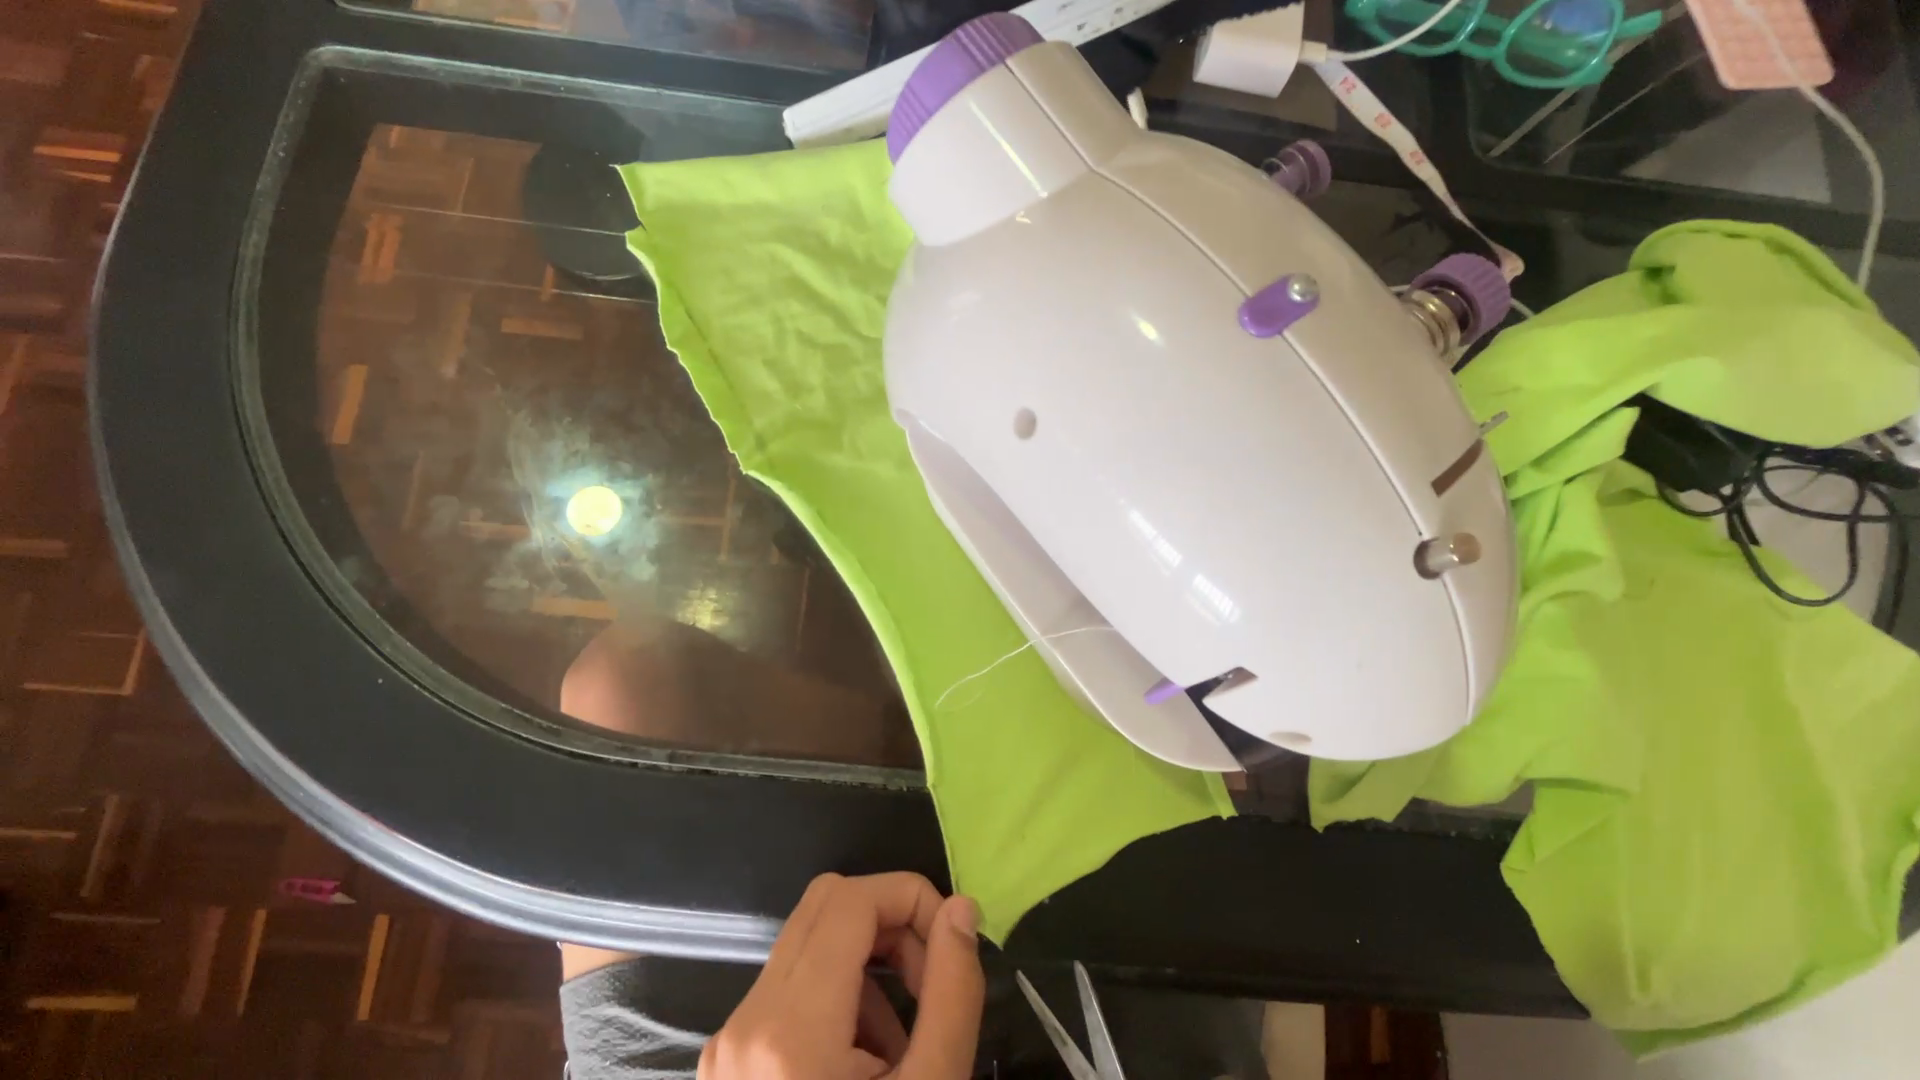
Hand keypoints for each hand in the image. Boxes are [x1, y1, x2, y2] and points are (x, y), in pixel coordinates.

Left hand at [700, 873, 984, 1079]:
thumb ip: (953, 992)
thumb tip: (962, 910)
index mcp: (790, 1028)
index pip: (851, 900)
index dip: (913, 899)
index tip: (955, 948)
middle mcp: (746, 1019)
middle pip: (824, 906)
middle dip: (893, 923)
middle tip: (933, 981)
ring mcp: (728, 1040)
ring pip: (807, 943)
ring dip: (869, 963)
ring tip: (905, 1039)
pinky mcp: (728, 1060)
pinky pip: (789, 988)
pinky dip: (839, 996)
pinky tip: (866, 1063)